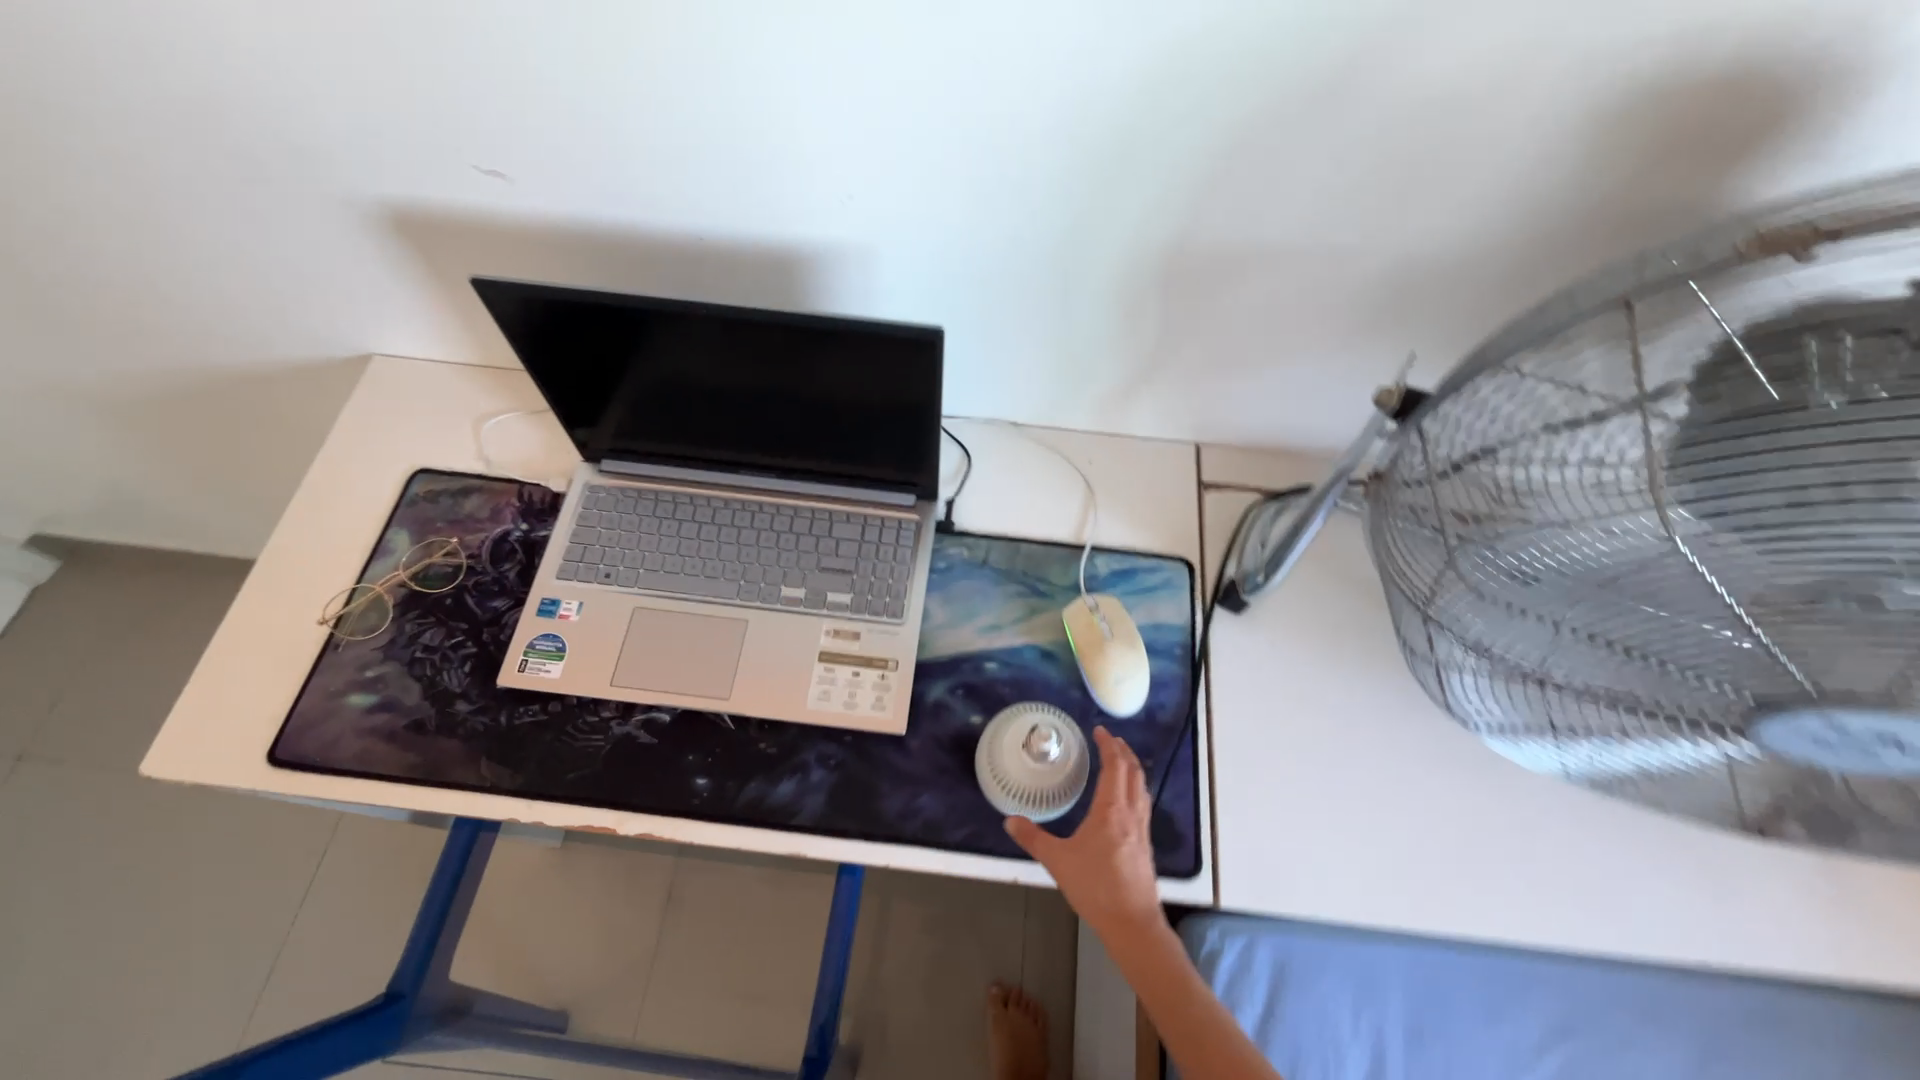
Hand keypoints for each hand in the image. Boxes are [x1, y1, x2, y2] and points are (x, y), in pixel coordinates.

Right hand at [1005, 726, 1163, 938]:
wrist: (1132, 922)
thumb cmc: (1095, 887)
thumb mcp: (1057, 861)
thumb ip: (1033, 838)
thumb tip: (1009, 821)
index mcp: (1111, 810)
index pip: (1114, 767)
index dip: (1108, 745)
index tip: (1100, 731)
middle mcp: (1131, 813)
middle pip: (1133, 772)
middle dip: (1123, 751)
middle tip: (1110, 739)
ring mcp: (1142, 829)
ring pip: (1142, 788)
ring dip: (1133, 768)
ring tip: (1120, 761)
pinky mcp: (1145, 845)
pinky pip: (1143, 804)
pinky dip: (1135, 788)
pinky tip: (1126, 799)